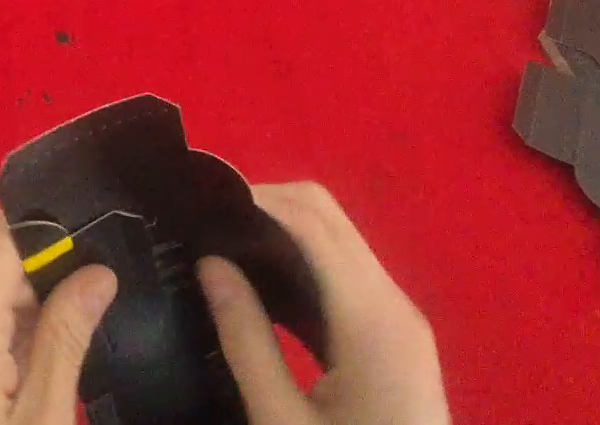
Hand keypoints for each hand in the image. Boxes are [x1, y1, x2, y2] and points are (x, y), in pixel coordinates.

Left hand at [0, 211, 117, 424]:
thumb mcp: (41, 420)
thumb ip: (65, 337)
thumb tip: (99, 271)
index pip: (4, 236)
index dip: (49, 220)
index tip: (98, 211)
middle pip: (3, 265)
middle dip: (55, 270)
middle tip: (114, 276)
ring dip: (39, 305)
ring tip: (96, 307)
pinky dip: (16, 331)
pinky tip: (54, 349)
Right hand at [197, 183, 448, 424]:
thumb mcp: (281, 420)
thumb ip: (244, 335)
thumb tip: (209, 261)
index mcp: (372, 318)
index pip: (310, 219)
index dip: (254, 197)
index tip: (200, 205)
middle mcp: (392, 302)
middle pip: (325, 214)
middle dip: (264, 203)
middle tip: (206, 224)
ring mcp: (398, 317)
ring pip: (333, 235)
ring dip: (279, 226)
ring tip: (223, 246)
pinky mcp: (393, 335)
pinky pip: (341, 268)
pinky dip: (298, 255)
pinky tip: (260, 281)